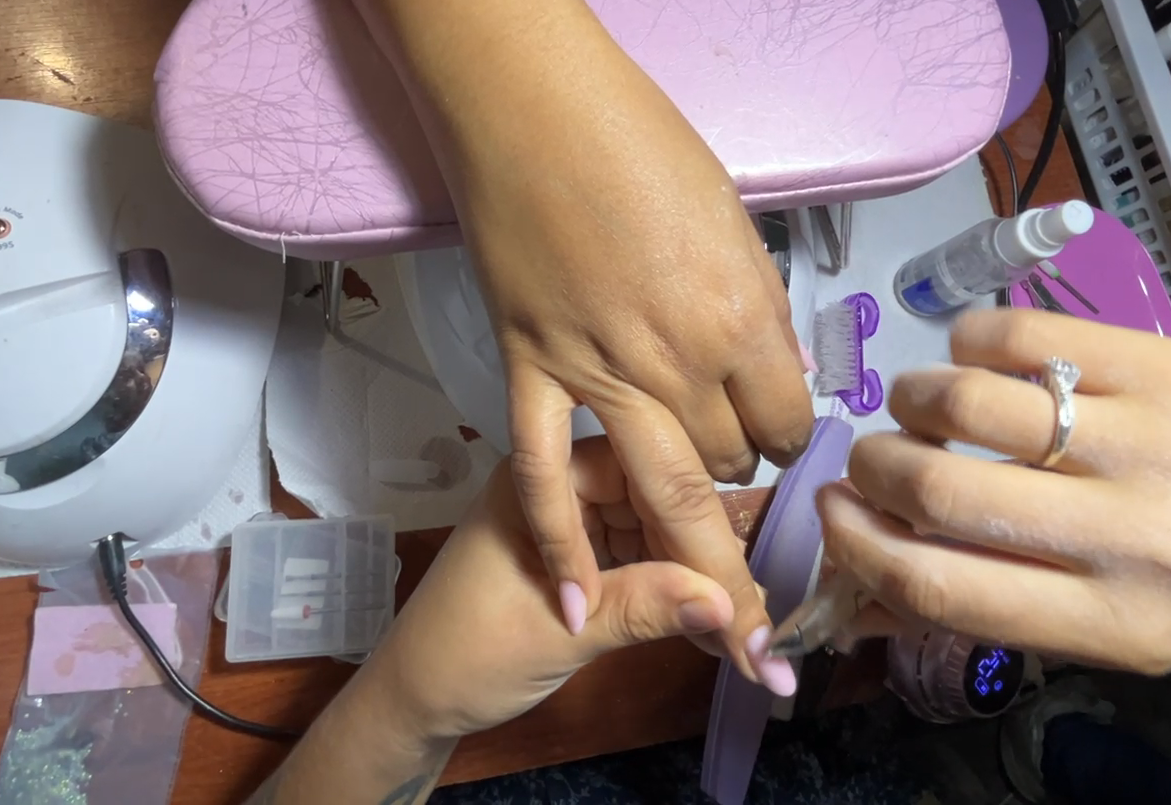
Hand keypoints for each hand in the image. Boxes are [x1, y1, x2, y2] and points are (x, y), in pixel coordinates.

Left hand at [362, 438, 736, 740]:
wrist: (413, 696)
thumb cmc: (467, 652)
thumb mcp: (557, 633)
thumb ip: (643, 608)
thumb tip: (729, 602)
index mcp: (543, 476)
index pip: (639, 474)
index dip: (697, 522)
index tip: (750, 573)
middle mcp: (561, 483)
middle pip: (650, 502)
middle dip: (700, 557)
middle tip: (757, 610)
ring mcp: (570, 517)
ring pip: (650, 531)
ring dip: (691, 577)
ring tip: (745, 623)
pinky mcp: (577, 551)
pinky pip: (634, 555)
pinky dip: (667, 588)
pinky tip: (706, 617)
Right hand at [449, 35, 809, 688]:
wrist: (530, 105)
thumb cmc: (636, 137)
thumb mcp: (724, 212)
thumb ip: (748, 298)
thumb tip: (760, 357)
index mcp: (738, 312)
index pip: (784, 415)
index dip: (787, 435)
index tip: (775, 435)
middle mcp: (677, 360)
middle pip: (729, 463)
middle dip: (746, 493)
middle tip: (748, 512)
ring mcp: (597, 374)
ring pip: (659, 490)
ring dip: (693, 546)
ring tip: (718, 604)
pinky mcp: (529, 370)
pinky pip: (543, 475)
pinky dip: (560, 544)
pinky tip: (576, 605)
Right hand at [817, 310, 1170, 672]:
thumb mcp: (1084, 626)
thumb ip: (964, 607)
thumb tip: (841, 597)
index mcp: (1112, 624)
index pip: (937, 586)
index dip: (855, 541)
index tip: (832, 505)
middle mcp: (1140, 541)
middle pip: (941, 490)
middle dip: (873, 463)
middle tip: (876, 453)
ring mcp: (1156, 443)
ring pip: (965, 401)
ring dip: (911, 397)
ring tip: (923, 404)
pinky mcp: (1162, 364)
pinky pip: (1010, 335)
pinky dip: (963, 343)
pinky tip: (981, 364)